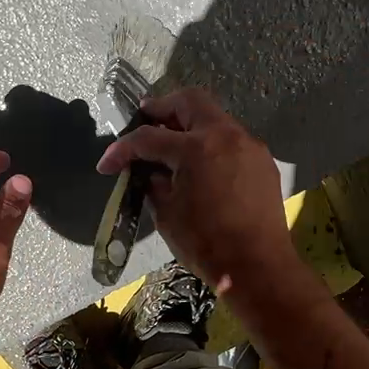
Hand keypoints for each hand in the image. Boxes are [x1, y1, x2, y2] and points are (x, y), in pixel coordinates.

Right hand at [95, 89, 297, 294]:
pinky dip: (211, 145)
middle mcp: (225, 135)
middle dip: (162, 108)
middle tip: (145, 118)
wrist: (258, 267)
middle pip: (189, 102)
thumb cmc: (206, 244)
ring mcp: (248, 146)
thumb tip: (153, 174)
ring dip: (190, 125)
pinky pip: (231, 142)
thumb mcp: (167, 215)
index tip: (107, 165)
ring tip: (172, 145)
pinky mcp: (262, 162)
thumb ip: (155, 186)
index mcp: (195, 148)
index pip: (148, 138)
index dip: (122, 150)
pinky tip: (202, 167)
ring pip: (214, 119)